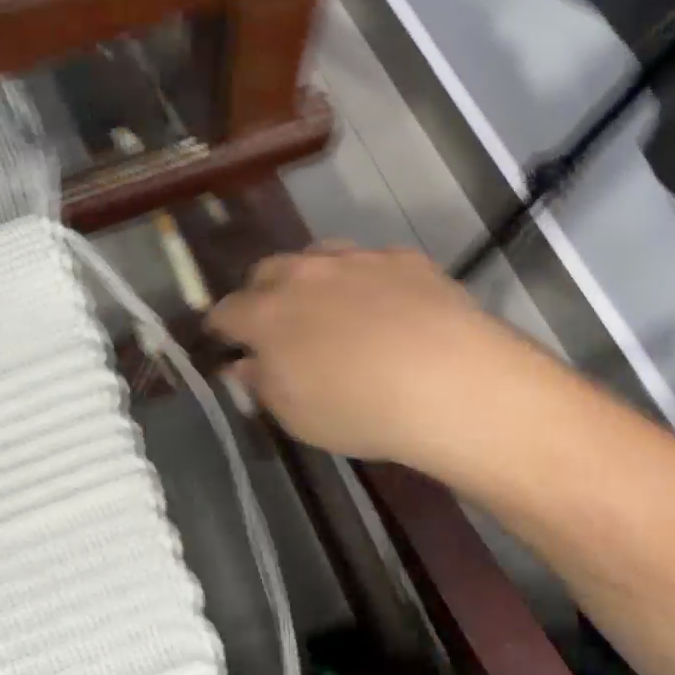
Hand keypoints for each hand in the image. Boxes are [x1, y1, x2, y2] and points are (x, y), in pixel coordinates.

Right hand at [206, 244, 569, 480]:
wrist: (454, 383)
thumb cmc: (360, 411)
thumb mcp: (296, 416)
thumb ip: (262, 384)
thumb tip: (244, 364)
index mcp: (265, 314)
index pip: (225, 311)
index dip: (221, 329)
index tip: (226, 344)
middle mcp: (303, 275)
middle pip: (266, 271)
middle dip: (262, 294)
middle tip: (276, 326)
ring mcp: (355, 260)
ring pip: (317, 257)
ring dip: (311, 279)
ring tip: (329, 309)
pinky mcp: (404, 259)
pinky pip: (369, 262)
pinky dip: (365, 281)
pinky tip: (387, 309)